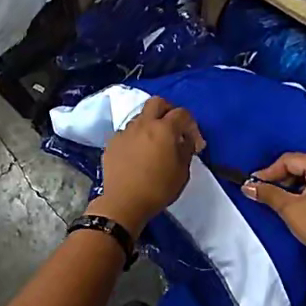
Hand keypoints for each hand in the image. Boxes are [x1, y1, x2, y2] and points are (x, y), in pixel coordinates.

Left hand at [89, 97, 204, 233]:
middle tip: (173, 127)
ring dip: (150, 124)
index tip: (194, 141)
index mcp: (163, 129)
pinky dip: (135, 137)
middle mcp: (142, 124)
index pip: (182, 113)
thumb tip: (186, 139)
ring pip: (139, 117)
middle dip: (168, 110)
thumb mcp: (182, 172)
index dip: (191, 125)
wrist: (124, 202)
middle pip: (156, 103)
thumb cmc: (158, 189)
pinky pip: (127, 133)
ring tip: (154, 143)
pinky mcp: (112, 142)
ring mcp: (124, 132)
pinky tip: (137, 153)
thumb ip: (186, 150)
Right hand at [242, 152, 305, 260]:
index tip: (253, 185)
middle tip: (266, 194)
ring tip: (282, 203)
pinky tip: (302, 208)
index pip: (291, 160)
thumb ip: (268, 194)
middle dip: (283, 180)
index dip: (269, 172)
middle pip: (304, 167)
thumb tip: (247, 186)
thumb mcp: (290, 209)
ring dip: (295, 188)